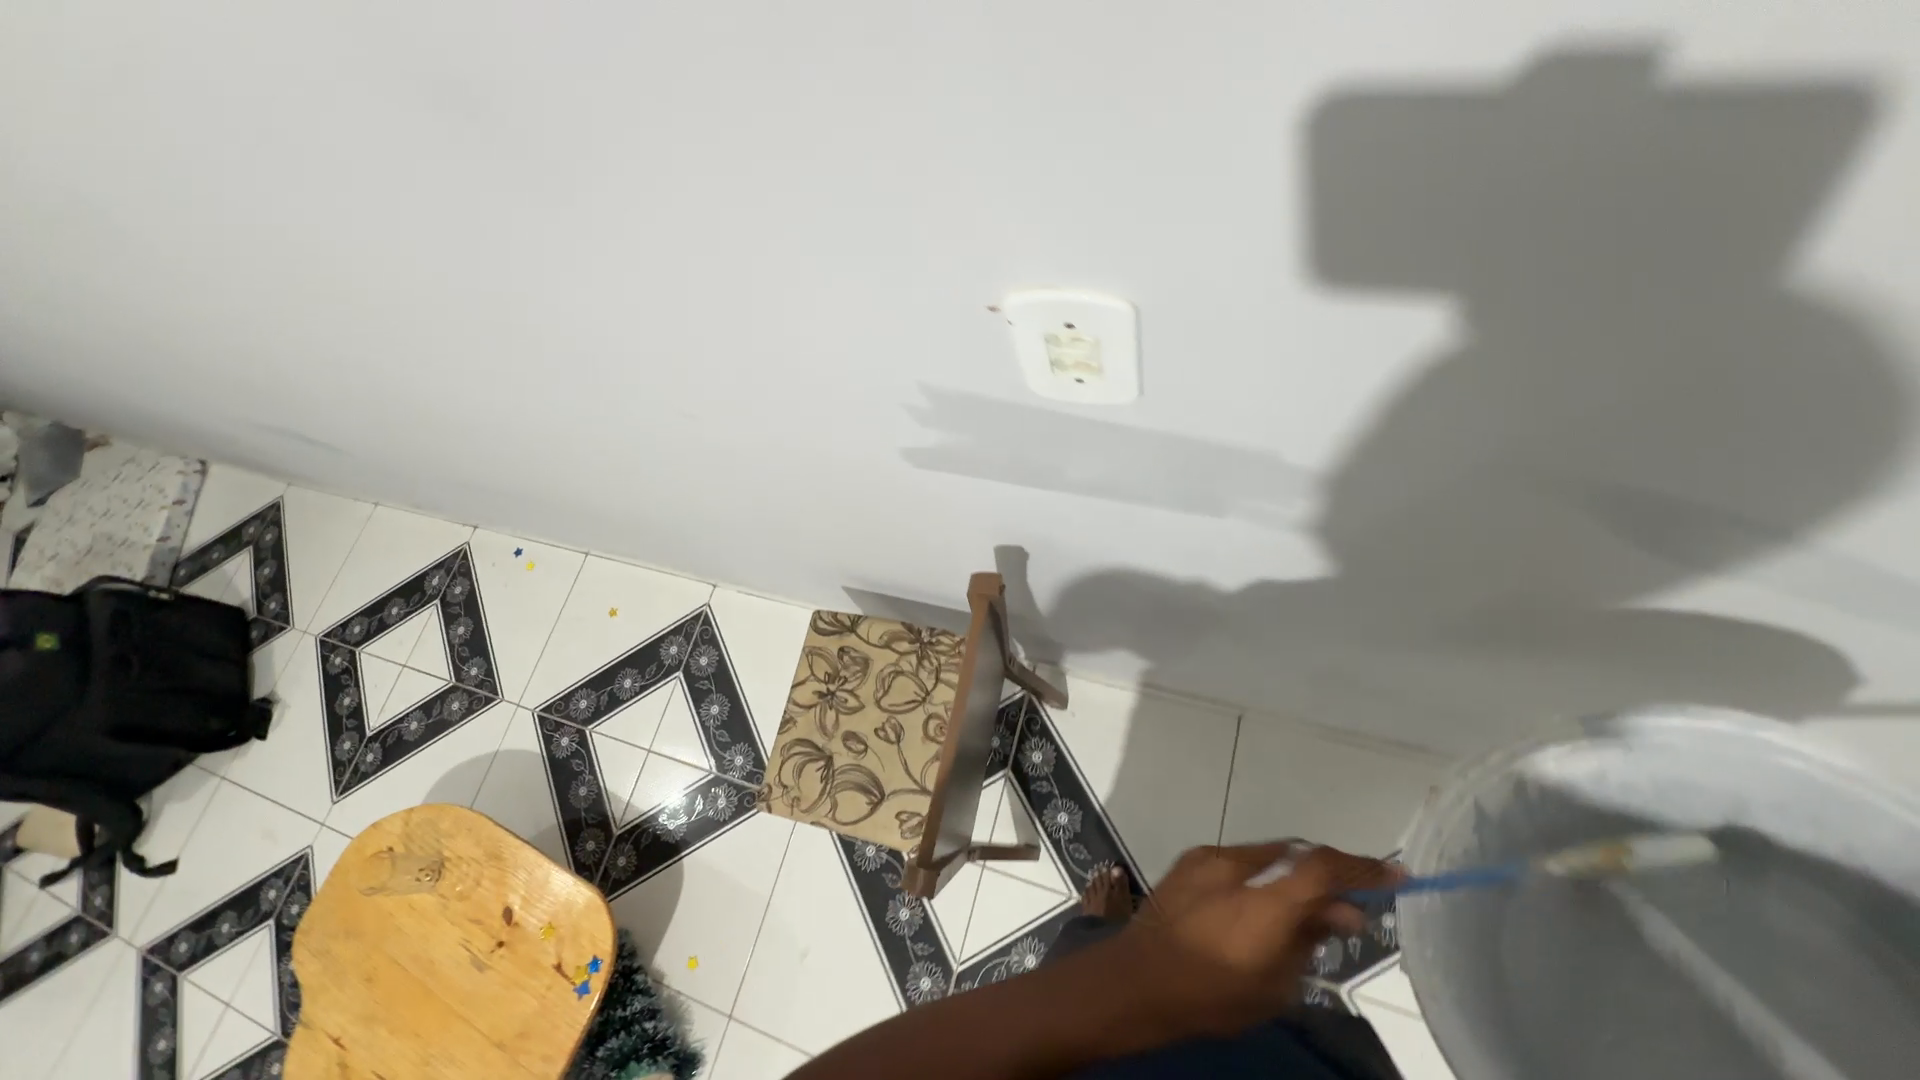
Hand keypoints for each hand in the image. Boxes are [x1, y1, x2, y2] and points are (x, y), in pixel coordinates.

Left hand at [1116, 842, 1400, 1038]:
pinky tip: (1255, 905)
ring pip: (1267, 857)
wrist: (1135, 980)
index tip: (1395, 876)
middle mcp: (1238, 866)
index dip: (1364, 869)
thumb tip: (1342, 914)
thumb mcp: (1275, 983)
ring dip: (1290, 877)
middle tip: (1343, 914)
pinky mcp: (1188, 860)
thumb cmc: (1211, 994)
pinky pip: (1238, 861)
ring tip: (1298, 914)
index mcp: (1266, 901)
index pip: (1326, 868)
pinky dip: (1259, 876)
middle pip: (1298, 858)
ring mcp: (1209, 858)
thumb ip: (1309, 939)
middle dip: (1326, 880)